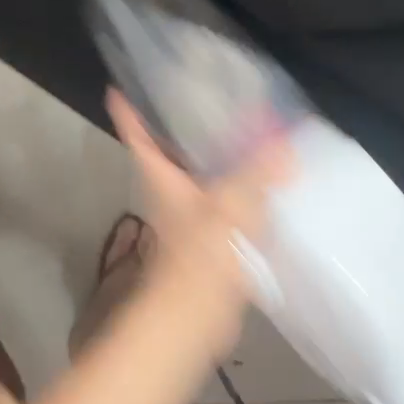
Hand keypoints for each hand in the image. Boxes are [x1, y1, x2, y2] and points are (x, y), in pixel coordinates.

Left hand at [107, 89, 295, 348]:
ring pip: (193, 173)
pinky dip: (234, 182)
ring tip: (234, 127)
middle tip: (195, 97)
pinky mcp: (207, 235)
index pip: (136, 134)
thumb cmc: (201, 253)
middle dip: (176, 126)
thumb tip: (285, 143)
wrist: (197, 315)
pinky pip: (219, 197)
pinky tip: (260, 176)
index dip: (127, 111)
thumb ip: (259, 171)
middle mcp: (168, 189)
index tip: (118, 88)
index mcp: (159, 174)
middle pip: (165, 150)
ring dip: (210, 154)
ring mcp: (186, 213)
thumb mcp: (231, 203)